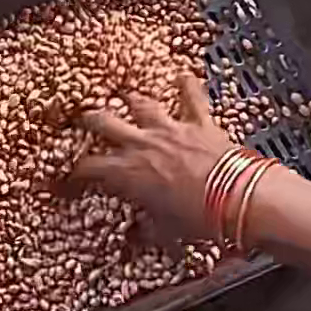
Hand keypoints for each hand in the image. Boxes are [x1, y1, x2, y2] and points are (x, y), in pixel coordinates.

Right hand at [71, 76, 233, 241]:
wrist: (238, 199)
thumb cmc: (199, 218)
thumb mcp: (165, 229)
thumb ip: (146, 228)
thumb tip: (136, 235)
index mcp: (129, 172)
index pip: (91, 167)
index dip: (77, 170)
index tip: (72, 173)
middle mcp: (142, 144)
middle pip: (105, 122)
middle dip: (91, 119)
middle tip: (86, 118)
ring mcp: (170, 129)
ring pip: (141, 104)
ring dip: (132, 100)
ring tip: (126, 96)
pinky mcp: (198, 122)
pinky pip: (191, 97)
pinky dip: (187, 86)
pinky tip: (182, 76)